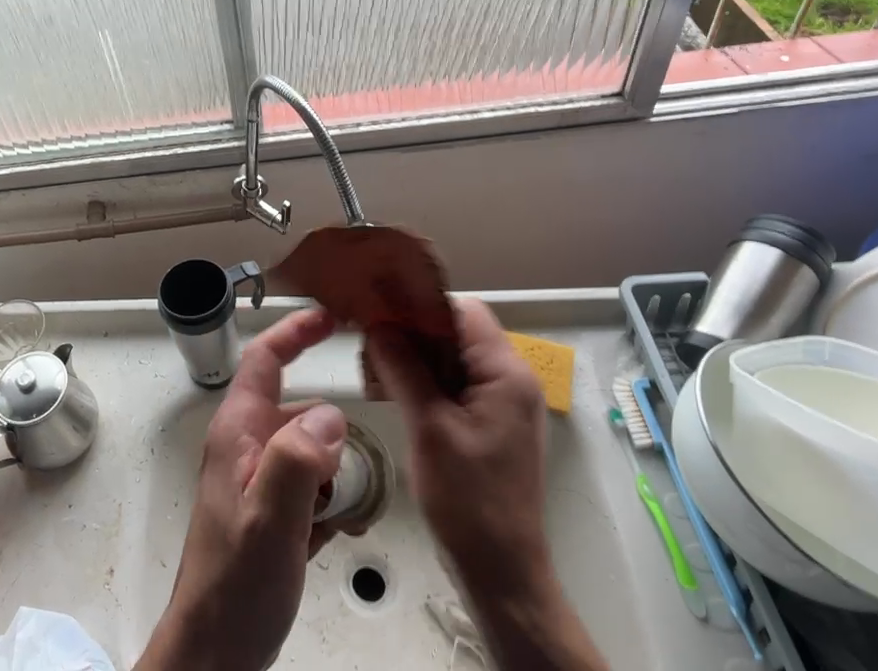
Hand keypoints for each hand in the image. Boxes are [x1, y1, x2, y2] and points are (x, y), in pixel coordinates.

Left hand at [137, 308, 350, 670]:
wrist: (215, 649)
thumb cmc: (235, 585)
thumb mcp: (271, 518)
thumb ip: (297, 458)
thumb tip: (331, 414)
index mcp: (237, 434)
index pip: (264, 362)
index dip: (295, 333)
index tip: (330, 317)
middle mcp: (245, 448)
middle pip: (298, 409)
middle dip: (330, 430)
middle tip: (350, 471)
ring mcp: (257, 481)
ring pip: (310, 451)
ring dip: (333, 473)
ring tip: (340, 514)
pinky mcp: (270, 512)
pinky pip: (311, 486)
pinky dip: (328, 501)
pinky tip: (334, 531)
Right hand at [366, 297, 551, 593]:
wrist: (500, 570)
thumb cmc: (468, 500)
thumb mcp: (429, 428)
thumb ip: (404, 370)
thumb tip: (378, 326)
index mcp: (506, 372)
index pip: (462, 311)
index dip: (419, 306)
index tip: (377, 314)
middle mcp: (510, 379)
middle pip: (456, 332)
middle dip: (410, 333)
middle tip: (367, 347)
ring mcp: (501, 403)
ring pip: (451, 359)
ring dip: (413, 359)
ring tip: (374, 372)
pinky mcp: (488, 424)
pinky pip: (453, 386)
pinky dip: (423, 383)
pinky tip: (391, 393)